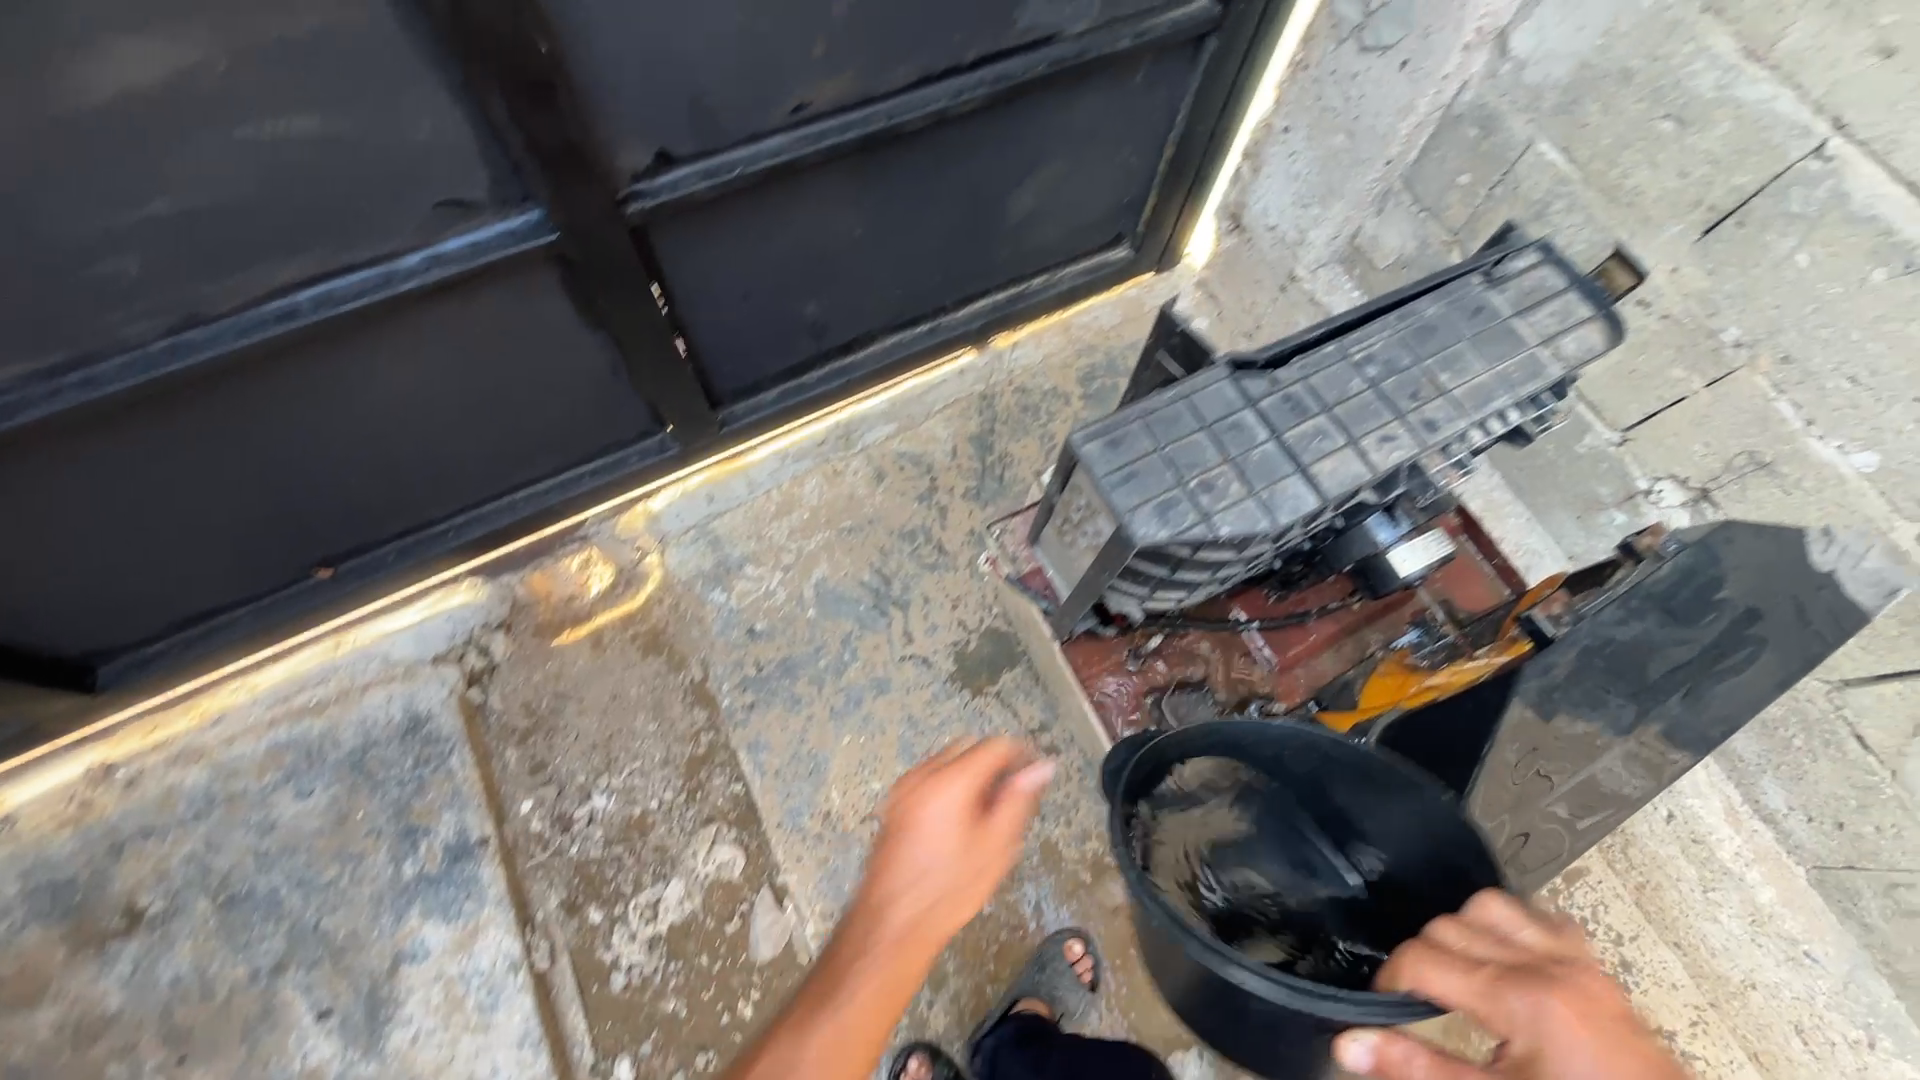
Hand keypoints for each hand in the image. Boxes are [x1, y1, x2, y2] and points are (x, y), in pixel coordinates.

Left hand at [847, 737, 1054, 958]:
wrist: (892, 922)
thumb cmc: (951, 888)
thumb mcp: (996, 846)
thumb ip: (1019, 799)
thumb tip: (1041, 767)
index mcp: (951, 780)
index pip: (995, 745)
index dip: (1021, 756)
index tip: (1034, 777)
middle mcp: (923, 773)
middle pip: (968, 747)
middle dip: (993, 764)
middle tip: (1010, 799)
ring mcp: (903, 787)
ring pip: (947, 761)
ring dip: (970, 774)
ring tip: (985, 815)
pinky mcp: (893, 803)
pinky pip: (929, 778)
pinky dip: (948, 786)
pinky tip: (957, 823)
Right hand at [1334, 889, 1689, 1079]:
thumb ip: (1418, 1068)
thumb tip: (1347, 1046)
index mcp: (1522, 999)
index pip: (1423, 959)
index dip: (1389, 980)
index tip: (1383, 1006)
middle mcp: (1549, 966)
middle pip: (1449, 926)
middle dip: (1422, 958)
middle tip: (1417, 1000)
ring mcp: (1579, 963)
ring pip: (1492, 906)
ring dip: (1464, 931)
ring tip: (1458, 974)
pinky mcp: (1599, 970)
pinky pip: (1544, 918)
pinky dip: (1513, 929)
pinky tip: (1506, 961)